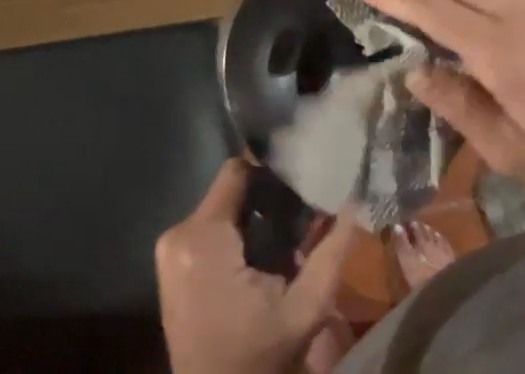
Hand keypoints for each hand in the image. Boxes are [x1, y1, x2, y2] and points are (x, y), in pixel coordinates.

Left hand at [157, 159, 359, 373]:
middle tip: (302, 217)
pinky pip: (208, 230)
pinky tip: (261, 257)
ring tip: (286, 239)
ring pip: (220, 209)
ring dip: (253, 219)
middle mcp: (177, 233)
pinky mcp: (169, 265)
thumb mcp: (305, 307)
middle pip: (229, 191)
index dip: (272, 173)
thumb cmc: (259, 357)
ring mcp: (168, 250)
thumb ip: (331, 250)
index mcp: (202, 237)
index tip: (302, 185)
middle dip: (267, 200)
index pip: (237, 171)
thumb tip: (356, 200)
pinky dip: (236, 236)